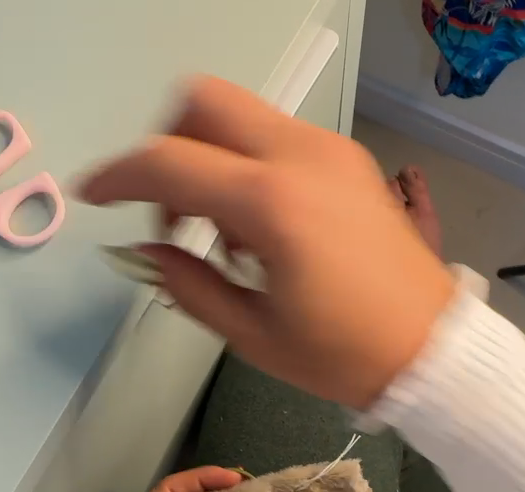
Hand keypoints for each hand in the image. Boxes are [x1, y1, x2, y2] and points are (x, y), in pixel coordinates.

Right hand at [81, 77, 455, 410]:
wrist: (431, 348)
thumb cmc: (343, 355)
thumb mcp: (253, 336)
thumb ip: (189, 285)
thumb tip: (145, 254)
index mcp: (273, 205)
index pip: (170, 164)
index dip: (118, 176)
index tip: (93, 194)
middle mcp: (301, 157)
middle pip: (203, 102)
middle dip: (165, 146)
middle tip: (166, 211)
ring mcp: (329, 151)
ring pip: (241, 115)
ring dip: (208, 160)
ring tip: (221, 237)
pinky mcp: (347, 161)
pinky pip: (276, 138)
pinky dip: (246, 167)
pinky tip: (257, 229)